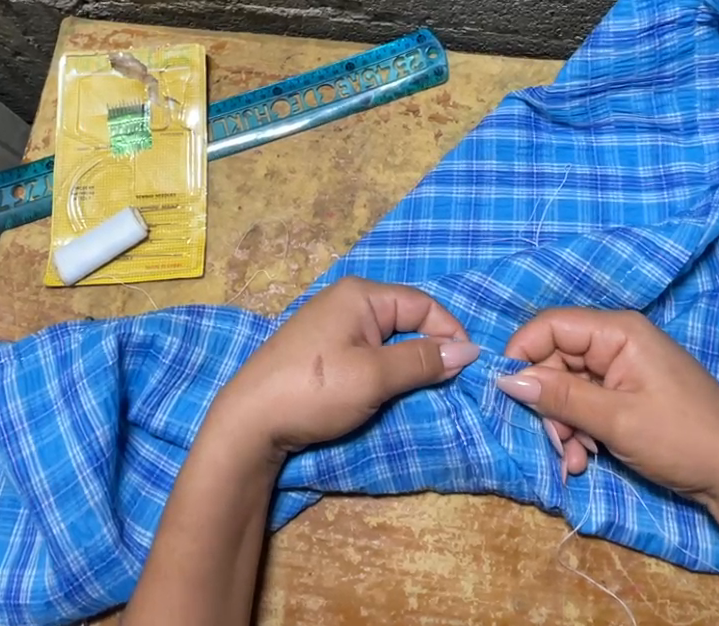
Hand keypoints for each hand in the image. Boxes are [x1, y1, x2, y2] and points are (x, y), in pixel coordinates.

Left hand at [208, 278, 479, 456]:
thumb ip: (422, 361)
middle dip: (431, 348)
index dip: (450, 332)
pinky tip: (391, 391)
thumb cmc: (314, 390)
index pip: (422, 304)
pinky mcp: (322, 350)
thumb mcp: (373, 377)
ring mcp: (331, 325)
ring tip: (426, 390)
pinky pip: (368, 351)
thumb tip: (469, 351)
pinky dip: (386, 369)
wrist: (248, 422)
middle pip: (405, 318)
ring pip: (388, 337)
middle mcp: (346, 301)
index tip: (470, 368)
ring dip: (409, 362)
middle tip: (451, 383)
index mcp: (360, 295)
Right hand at [496, 308, 718, 503]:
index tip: (507, 394)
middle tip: (556, 443)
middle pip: (556, 359)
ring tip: (575, 459)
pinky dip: (579, 430)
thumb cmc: (682, 439)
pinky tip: (585, 459)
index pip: (550, 326)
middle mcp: (617, 342)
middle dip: (548, 403)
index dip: (523, 355)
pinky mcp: (628, 394)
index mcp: (618, 331)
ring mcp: (623, 369)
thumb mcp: (616, 420)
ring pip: (567, 386)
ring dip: (563, 424)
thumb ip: (560, 397)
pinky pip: (586, 403)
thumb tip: (506, 380)